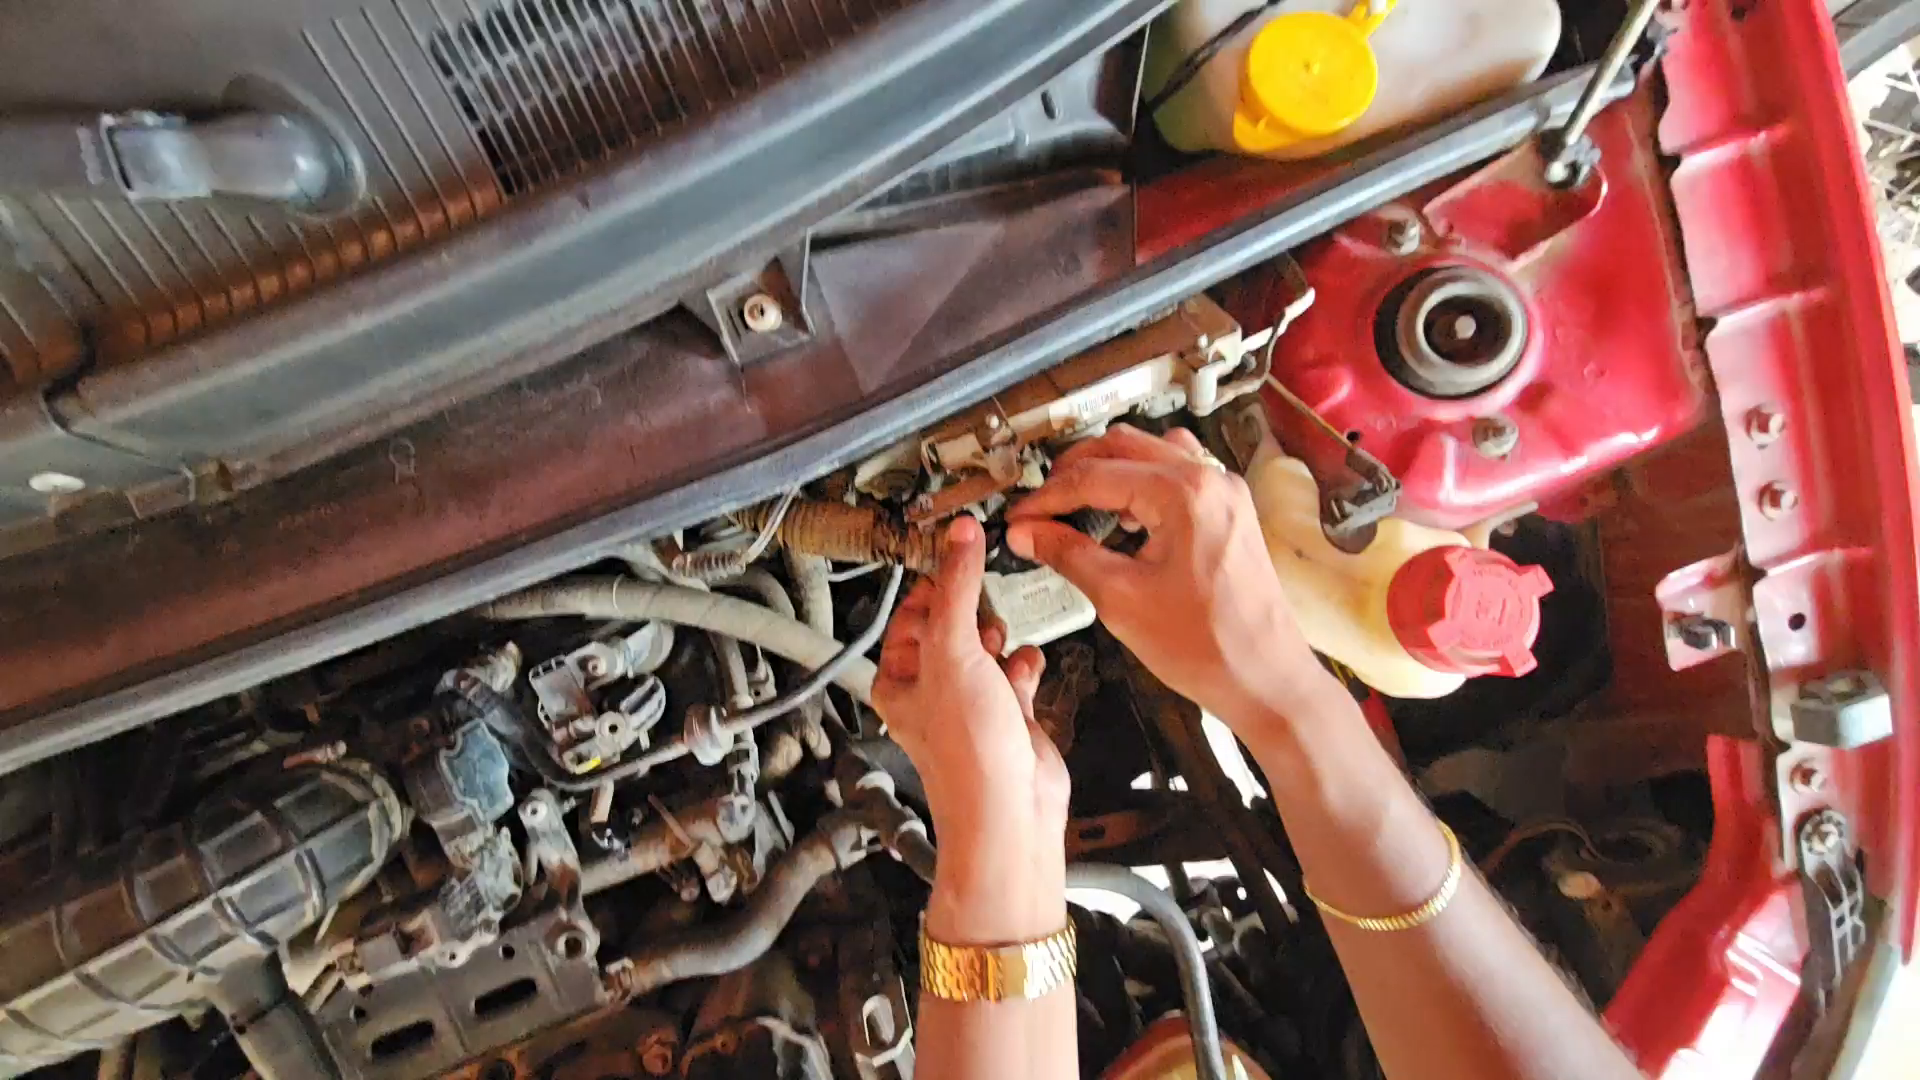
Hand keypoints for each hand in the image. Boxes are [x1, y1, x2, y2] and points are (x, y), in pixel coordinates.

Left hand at [873, 516, 1068, 942]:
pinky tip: (1027, 671)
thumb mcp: (955, 649)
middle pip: (951, 626)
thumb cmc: (967, 748)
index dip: (934, 585)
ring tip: (1000, 643)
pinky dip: (1024, 667)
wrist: (1012, 810)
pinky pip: (1016, 673)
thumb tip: (961, 533)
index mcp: (900, 677)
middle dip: (971, 613)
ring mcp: (971, 702)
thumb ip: (958, 587)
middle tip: (981, 606)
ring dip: (998, 639)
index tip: (959, 554)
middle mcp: (931, 689)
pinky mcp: (1008, 714)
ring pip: (985, 647)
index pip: (912, 613)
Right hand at [1005, 425, 1339, 730]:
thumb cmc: (1204, 646)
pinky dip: (1140, 483)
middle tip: (1039, 506)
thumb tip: (1025, 532)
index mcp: (1184, 493)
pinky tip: (1122, 515)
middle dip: (1073, 472)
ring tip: (1074, 503)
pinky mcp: (1229, 510)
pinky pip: (1176, 474)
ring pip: (1150, 452)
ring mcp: (1224, 491)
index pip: (1094, 477)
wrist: (1266, 679)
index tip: (1018, 517)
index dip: (1046, 497)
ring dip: (1108, 470)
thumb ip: (1067, 554)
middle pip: (1121, 446)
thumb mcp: (1120, 598)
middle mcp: (1209, 479)